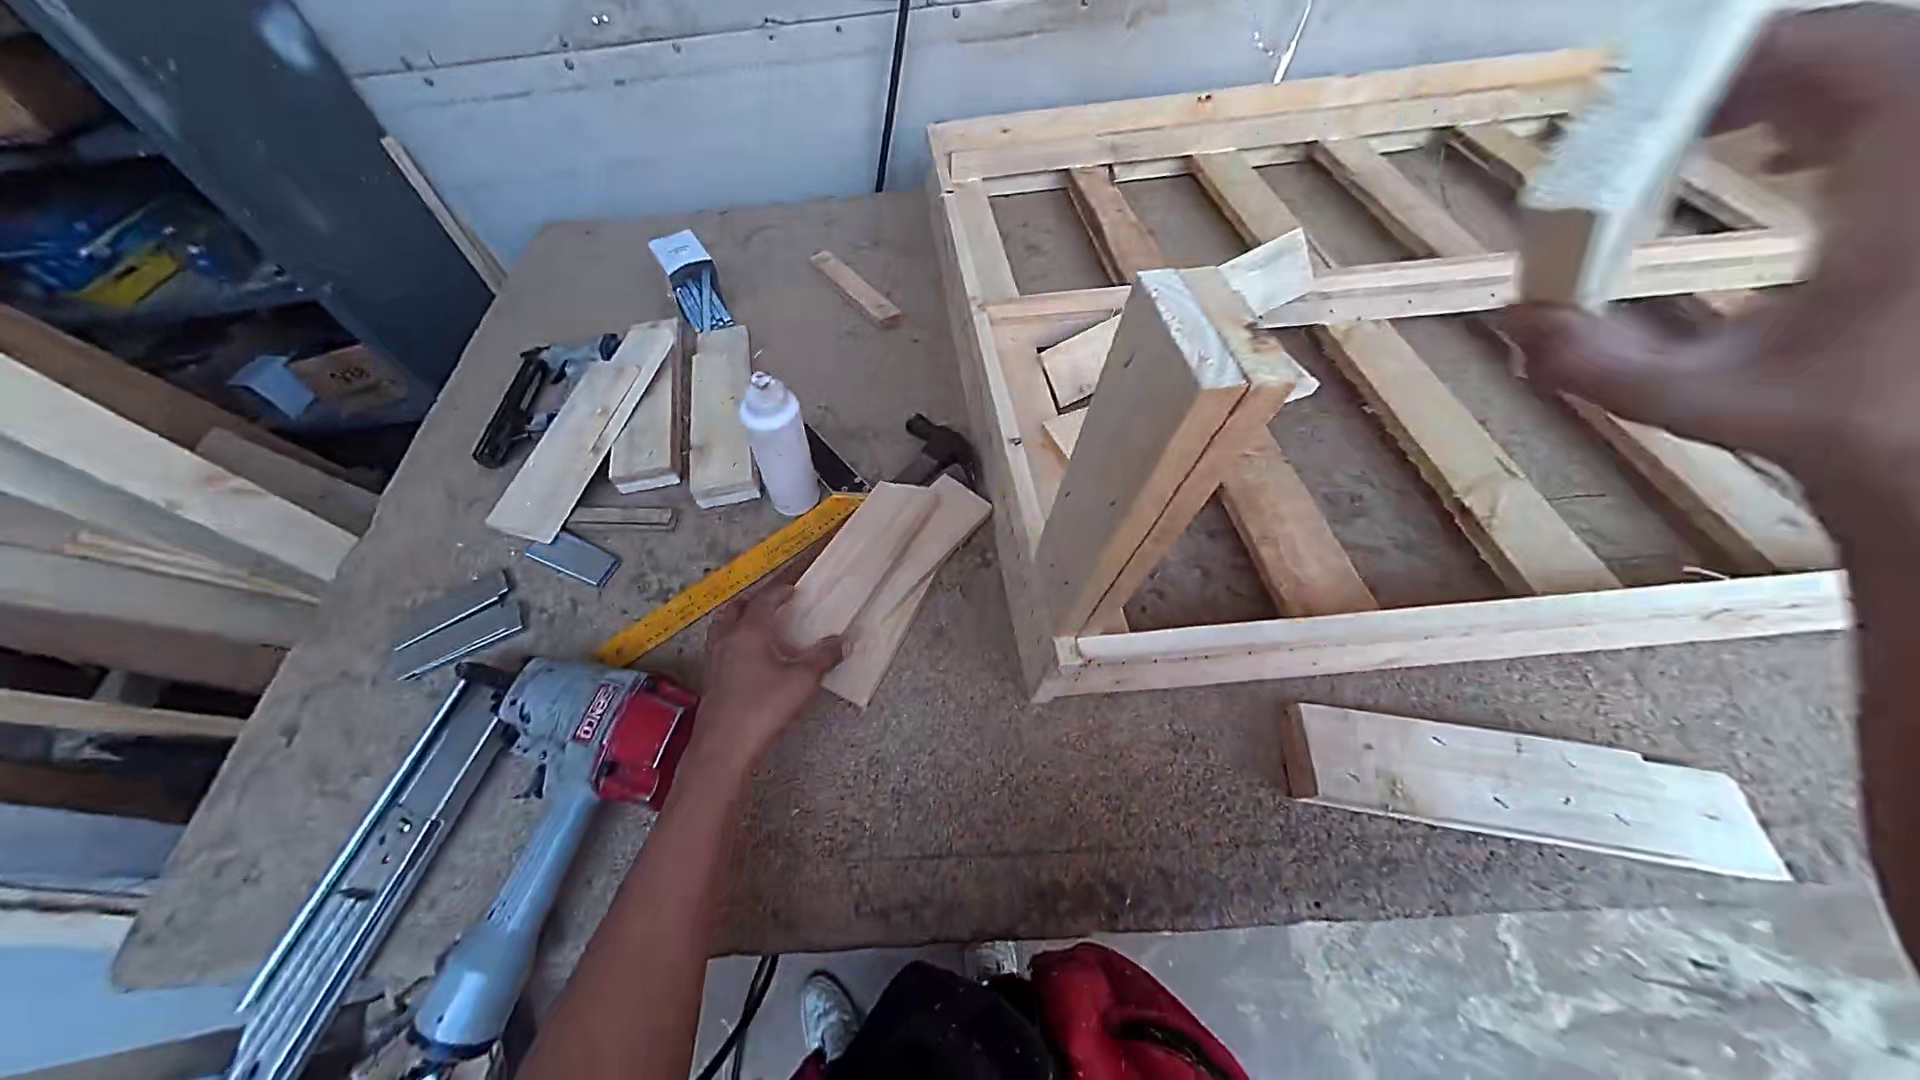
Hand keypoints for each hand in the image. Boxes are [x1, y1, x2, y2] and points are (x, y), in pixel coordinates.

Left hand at [681, 583, 843, 781]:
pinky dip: (733, 641)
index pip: (764, 599)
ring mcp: (715, 659)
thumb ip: (825, 657)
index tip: (791, 589)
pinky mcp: (711, 680)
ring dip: (739, 619)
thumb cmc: (763, 709)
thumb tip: (843, 642)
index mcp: (750, 631)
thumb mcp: (804, 680)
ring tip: (758, 626)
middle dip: (755, 601)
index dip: (780, 591)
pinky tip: (749, 658)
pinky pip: (720, 647)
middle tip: (773, 603)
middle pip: (737, 608)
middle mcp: (728, 639)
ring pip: (723, 626)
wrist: (725, 747)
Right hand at [1504, 5, 1919, 528]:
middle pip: (1878, 49)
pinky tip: (1782, 156)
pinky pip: (1903, 111)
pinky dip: (1839, 113)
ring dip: (1799, 88)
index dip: (1756, 54)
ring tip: (1710, 130)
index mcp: (1906, 186)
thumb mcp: (1694, 400)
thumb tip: (1516, 316)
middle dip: (1763, 70)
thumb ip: (1595, 365)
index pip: (1852, 57)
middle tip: (1666, 115)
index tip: (1664, 86)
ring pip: (1895, 74)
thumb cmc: (1834, 420)